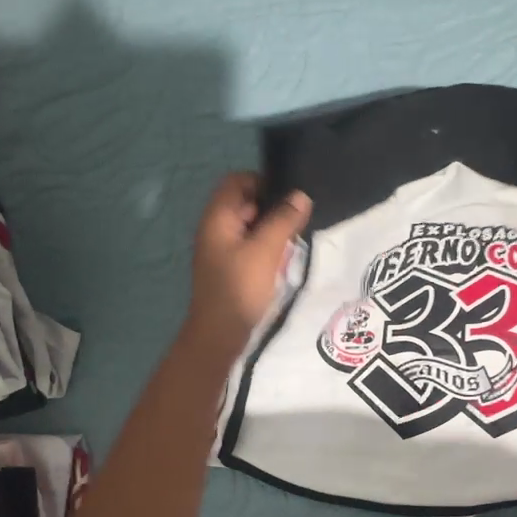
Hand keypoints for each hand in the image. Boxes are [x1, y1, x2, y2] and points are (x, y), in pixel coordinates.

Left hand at [181, 172, 312, 360]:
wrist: (220, 335)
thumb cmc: (240, 288)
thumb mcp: (266, 250)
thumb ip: (283, 220)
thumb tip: (300, 195)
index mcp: (217, 218)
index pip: (237, 181)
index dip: (263, 182)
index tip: (289, 198)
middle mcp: (216, 229)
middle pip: (245, 204)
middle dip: (272, 210)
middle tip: (297, 223)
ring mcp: (222, 251)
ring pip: (251, 228)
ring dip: (272, 232)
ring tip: (293, 244)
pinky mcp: (230, 270)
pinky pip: (251, 249)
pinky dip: (267, 250)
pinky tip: (282, 263)